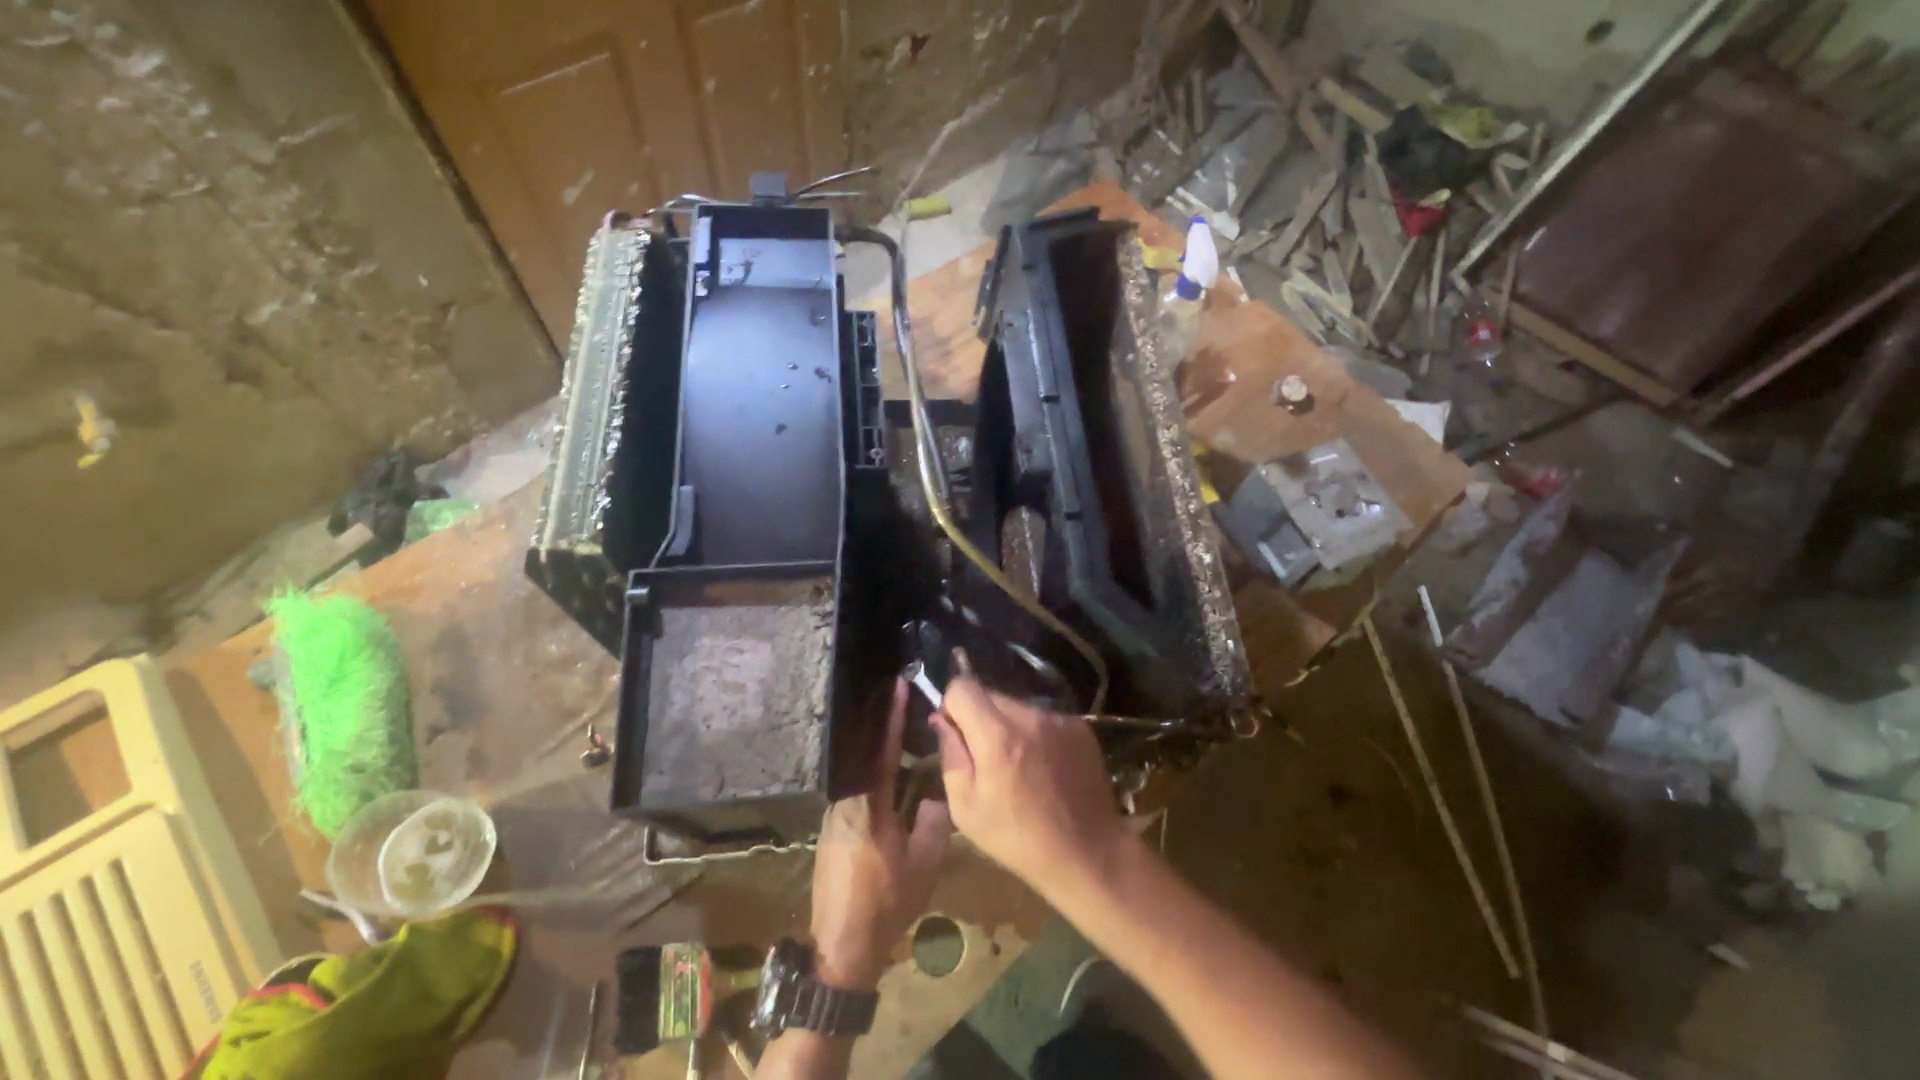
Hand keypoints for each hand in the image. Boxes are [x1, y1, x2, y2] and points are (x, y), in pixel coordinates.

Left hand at [809, 678, 952, 989]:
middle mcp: (845, 802)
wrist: (842, 943)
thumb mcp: (924, 863)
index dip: (891, 716)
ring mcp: (833, 816)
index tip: (896, 684)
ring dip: (874, 748)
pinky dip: (868, 771)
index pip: (881, 749)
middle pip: (863, 753)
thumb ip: (934, 821)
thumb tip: (936, 794)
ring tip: (895, 727)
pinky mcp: (830, 830)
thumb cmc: (887, 903)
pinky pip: (852, 788)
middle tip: (898, 696)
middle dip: (881, 724)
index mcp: (869, 805)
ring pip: (856, 771)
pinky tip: (884, 772)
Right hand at [933, 664, 1129, 900]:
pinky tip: (1043, 768)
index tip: (956, 734)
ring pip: (1018, 707)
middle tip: (986, 758)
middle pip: (990, 694)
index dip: (952, 707)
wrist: (1087, 851)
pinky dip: (1036, 735)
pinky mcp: (1080, 728)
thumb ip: (951, 755)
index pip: (962, 687)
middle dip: (980, 718)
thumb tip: (943, 721)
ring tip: (1018, 767)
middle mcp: (1030, 716)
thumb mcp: (966, 808)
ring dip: (1009, 726)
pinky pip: (1044, 719)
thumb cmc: (1018, 838)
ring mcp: (1059, 720)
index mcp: (997, 735)